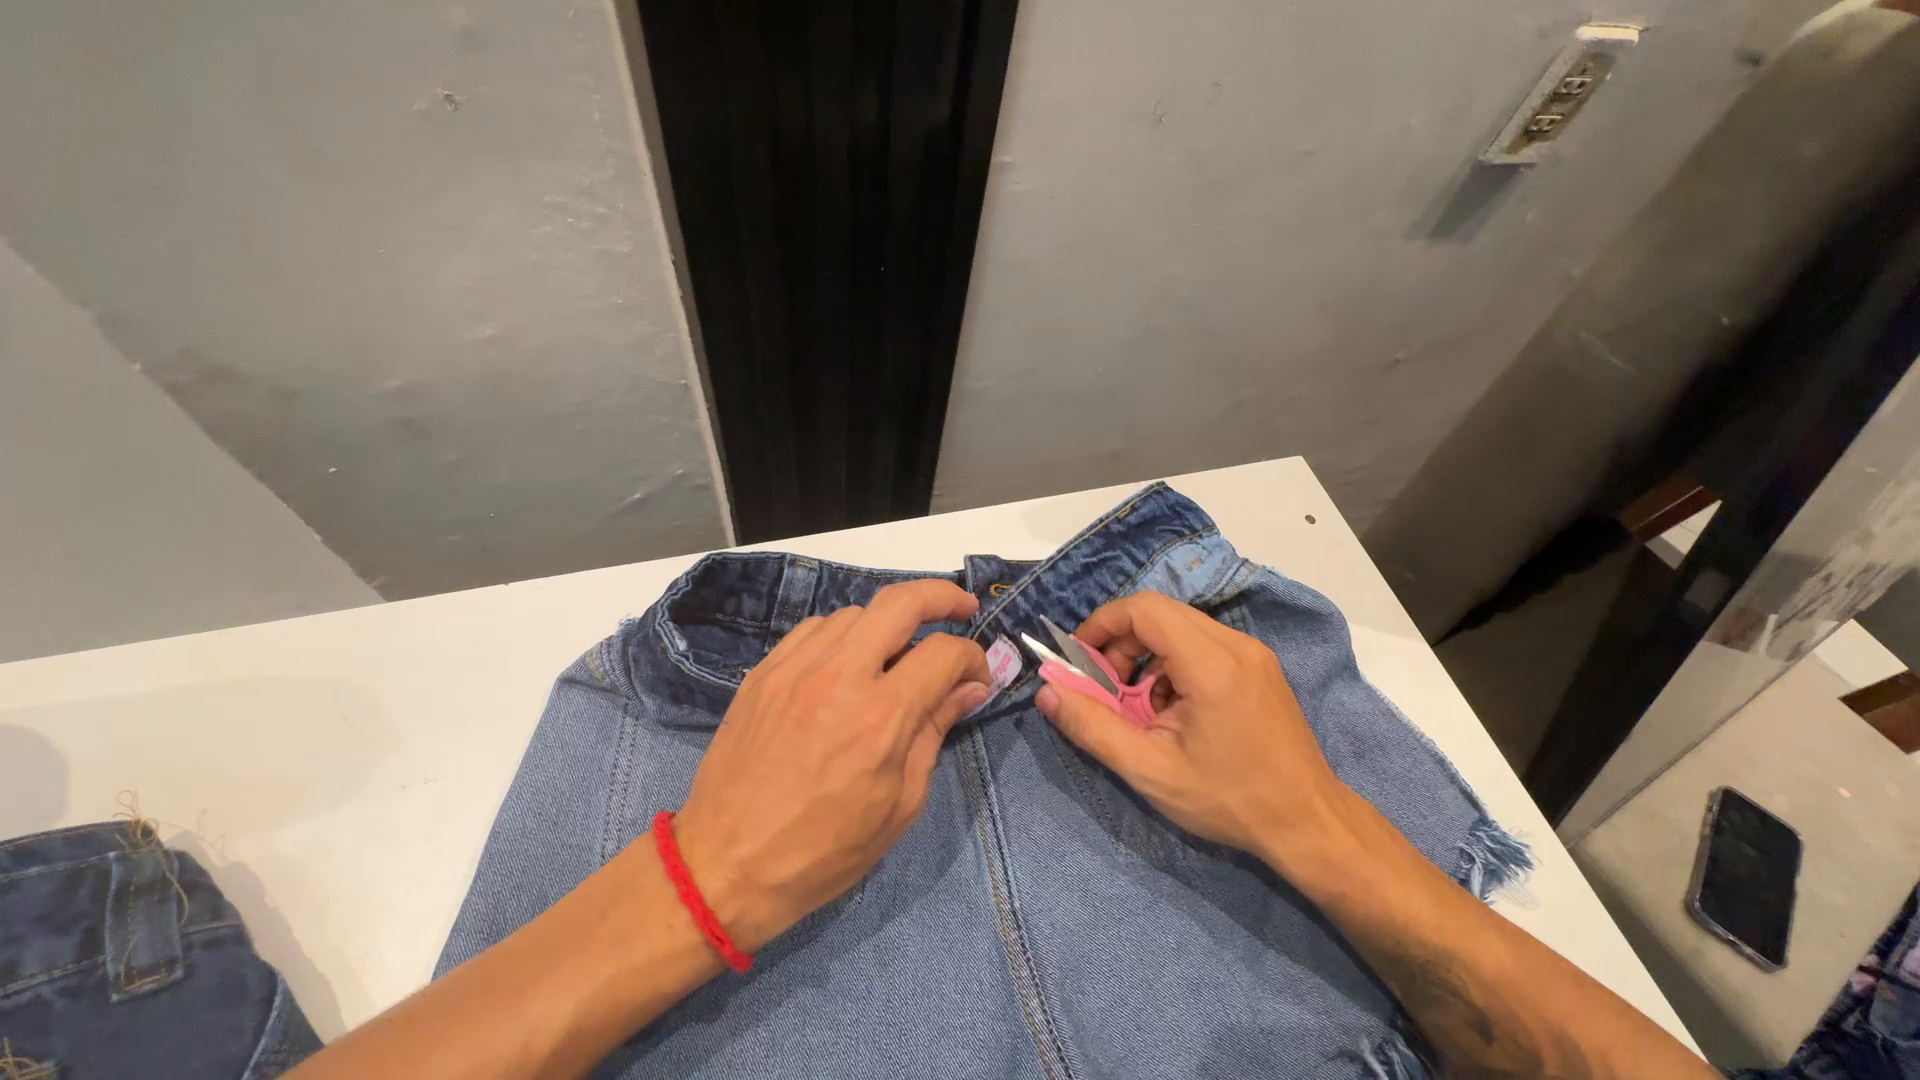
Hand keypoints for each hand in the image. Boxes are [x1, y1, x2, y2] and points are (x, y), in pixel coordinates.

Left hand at [673, 580, 990, 951]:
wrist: (727, 865)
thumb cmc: (826, 851)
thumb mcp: (901, 803)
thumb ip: (935, 732)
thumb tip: (969, 688)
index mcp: (881, 717)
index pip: (944, 653)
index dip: (974, 658)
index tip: (978, 677)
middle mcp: (839, 676)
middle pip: (900, 602)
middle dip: (942, 596)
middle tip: (962, 608)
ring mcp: (794, 668)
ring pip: (854, 611)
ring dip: (887, 622)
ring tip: (897, 652)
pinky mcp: (763, 673)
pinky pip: (813, 630)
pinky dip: (842, 635)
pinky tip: (847, 663)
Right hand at [1035, 590, 1348, 866]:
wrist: (1306, 822)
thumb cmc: (1228, 799)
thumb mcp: (1149, 770)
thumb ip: (1092, 726)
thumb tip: (1047, 691)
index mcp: (1211, 664)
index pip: (1144, 609)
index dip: (1102, 624)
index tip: (1080, 660)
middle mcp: (1236, 645)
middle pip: (1160, 612)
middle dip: (1120, 641)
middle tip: (1106, 687)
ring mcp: (1253, 653)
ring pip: (1181, 626)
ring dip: (1146, 653)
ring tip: (1138, 705)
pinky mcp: (1259, 666)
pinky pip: (1203, 643)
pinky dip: (1173, 662)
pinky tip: (1172, 709)